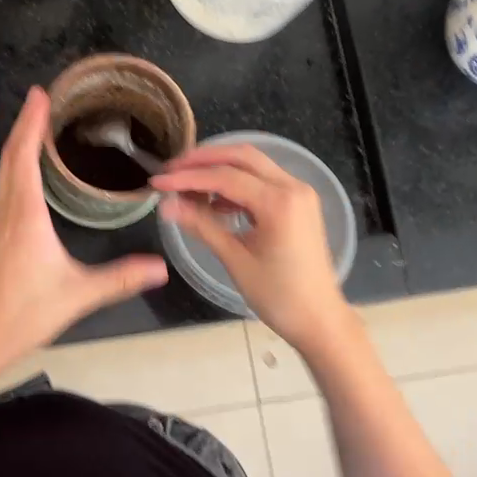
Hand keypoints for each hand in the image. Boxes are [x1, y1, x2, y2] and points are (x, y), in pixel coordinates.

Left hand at [0, 87, 169, 369]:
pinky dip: (16, 167)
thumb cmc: (26, 312)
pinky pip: (6, 188)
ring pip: (5, 172)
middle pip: (11, 157)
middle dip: (25, 124)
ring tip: (37, 124)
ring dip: (19, 144)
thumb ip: (120, 278)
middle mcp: (8, 211)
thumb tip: (161, 268)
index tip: (40, 93)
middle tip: (42, 98)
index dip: (32, 123)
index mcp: (25, 215)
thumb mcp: (79, 294)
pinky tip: (28, 171)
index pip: (25, 157)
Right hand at [151, 145, 351, 350]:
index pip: (225, 177)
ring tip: (186, 185)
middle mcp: (293, 187)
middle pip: (242, 157)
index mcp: (279, 202)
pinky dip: (236, 184)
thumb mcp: (235, 260)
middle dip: (204, 160)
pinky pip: (263, 182)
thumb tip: (166, 205)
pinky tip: (213, 201)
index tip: (158, 182)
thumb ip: (202, 225)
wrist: (319, 318)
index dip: (188, 177)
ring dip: (219, 169)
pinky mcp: (298, 204)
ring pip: (253, 166)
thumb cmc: (278, 295)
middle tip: (170, 170)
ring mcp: (299, 194)